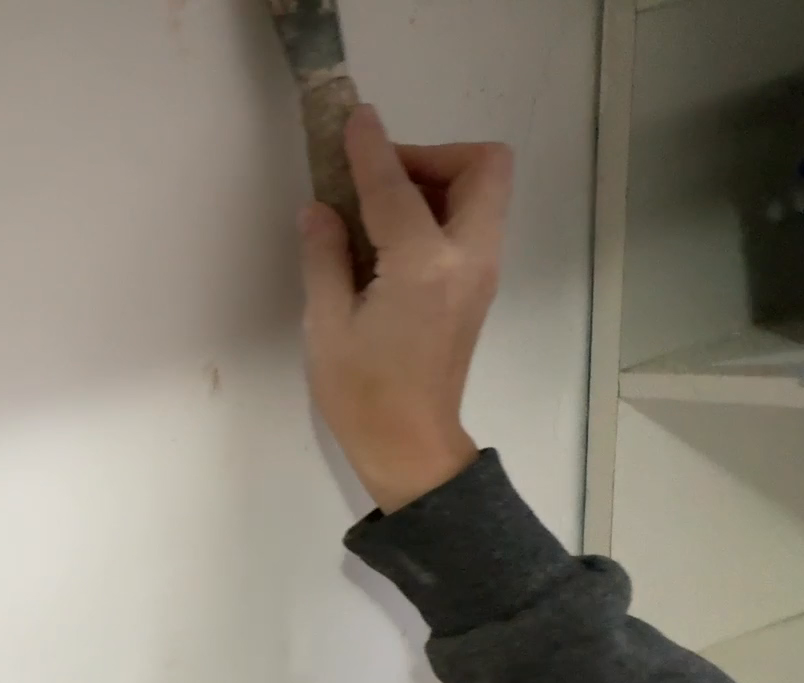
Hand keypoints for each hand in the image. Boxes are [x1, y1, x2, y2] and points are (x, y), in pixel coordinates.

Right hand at [298, 105, 513, 513]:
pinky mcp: (478, 285)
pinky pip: (472, 220)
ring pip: (484, 190)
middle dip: (430, 155)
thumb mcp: (326, 325)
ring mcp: (481, 271)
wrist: (406, 442)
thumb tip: (319, 209)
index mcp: (423, 266)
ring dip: (437, 180)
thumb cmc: (358, 392)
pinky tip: (391, 238)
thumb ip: (325, 258)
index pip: (396, 188)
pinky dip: (439, 208)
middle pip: (482, 166)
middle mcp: (467, 257)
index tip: (353, 121)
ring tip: (378, 209)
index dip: (371, 150)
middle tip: (376, 180)